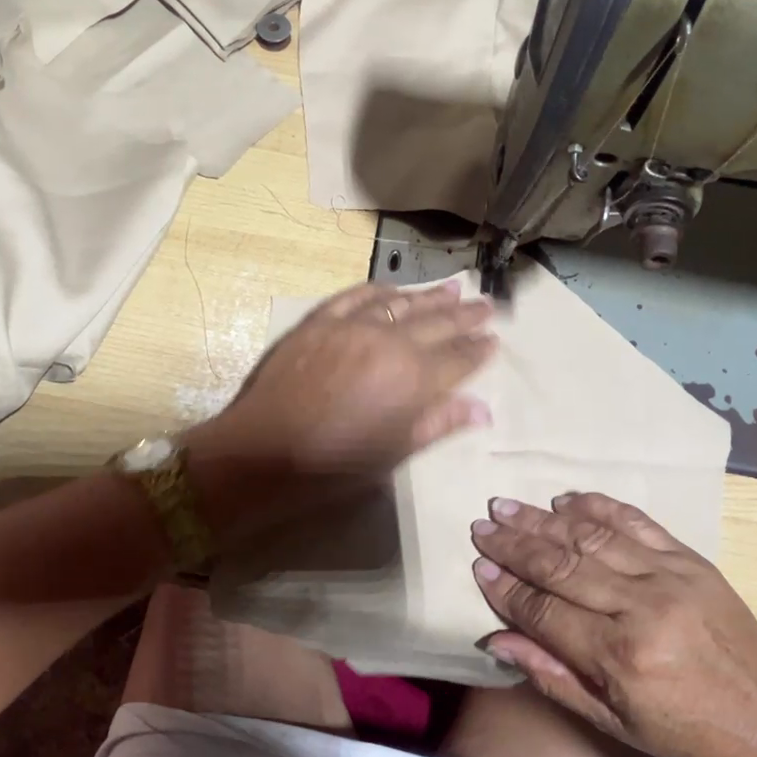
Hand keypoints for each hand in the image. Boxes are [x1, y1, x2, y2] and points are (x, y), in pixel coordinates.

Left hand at [184, 279, 495, 538]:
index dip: (479, 350)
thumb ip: (438, 423)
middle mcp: (388, 341)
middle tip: (486, 305)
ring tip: (453, 289)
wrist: (261, 454)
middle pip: (436, 322)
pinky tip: (393, 289)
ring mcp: (350, 326)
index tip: (495, 340)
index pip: (459, 358)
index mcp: (413, 379)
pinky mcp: (318, 322)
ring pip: (400, 302)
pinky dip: (379, 291)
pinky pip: (355, 296)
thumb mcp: (393, 454)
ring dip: (429, 296)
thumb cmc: (333, 467)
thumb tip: (482, 408)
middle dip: (465, 315)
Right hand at [470, 493, 756, 756]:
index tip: (478, 567)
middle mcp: (643, 608)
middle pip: (562, 566)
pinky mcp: (692, 561)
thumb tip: (494, 639)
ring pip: (592, 538)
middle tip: (481, 526)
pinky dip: (598, 507)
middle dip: (514, 545)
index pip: (545, 611)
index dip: (507, 590)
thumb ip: (550, 675)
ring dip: (543, 520)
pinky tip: (566, 499)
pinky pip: (636, 523)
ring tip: (506, 506)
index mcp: (620, 657)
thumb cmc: (685, 732)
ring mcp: (671, 577)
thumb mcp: (611, 720)